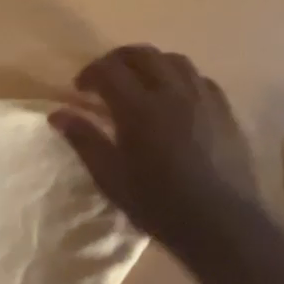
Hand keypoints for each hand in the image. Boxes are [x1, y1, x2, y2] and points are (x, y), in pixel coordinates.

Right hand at [50, 44, 258, 250]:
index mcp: (139, 108)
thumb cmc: (161, 205)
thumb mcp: (111, 178)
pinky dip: (182, 79)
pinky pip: (201, 79)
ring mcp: (203, 100)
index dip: (89, 73)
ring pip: (174, 61)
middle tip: (107, 79)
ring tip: (142, 84)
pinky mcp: (226, 112)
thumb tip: (57, 113)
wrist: (225, 229)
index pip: (108, 69)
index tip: (81, 90)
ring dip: (151, 65)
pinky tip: (176, 100)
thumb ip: (84, 140)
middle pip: (142, 54)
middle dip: (118, 60)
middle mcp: (172, 94)